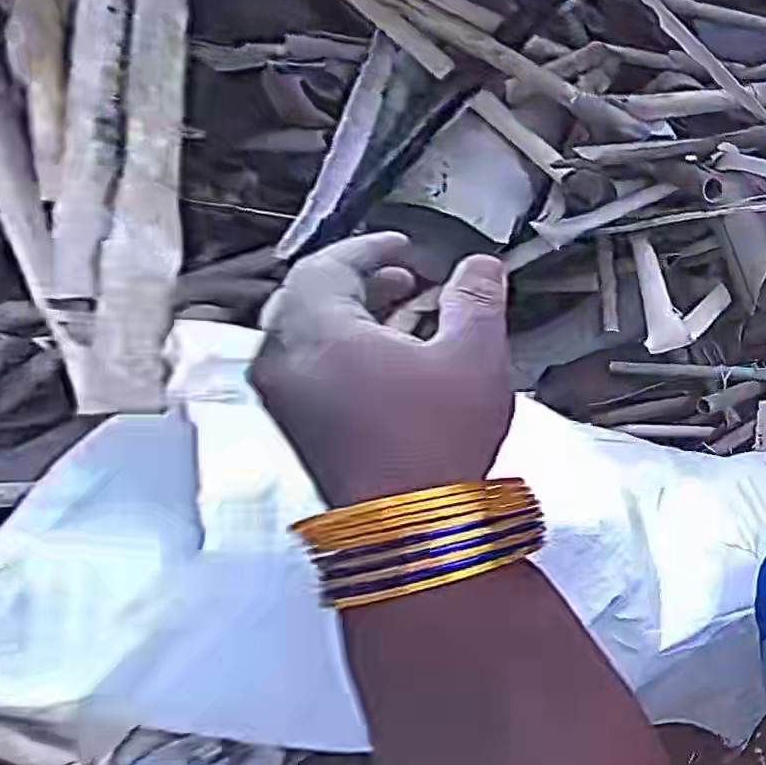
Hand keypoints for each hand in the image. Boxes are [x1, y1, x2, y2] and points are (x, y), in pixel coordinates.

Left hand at [250, 233, 513, 507]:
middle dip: (363, 282)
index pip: (328, 266)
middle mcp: (285, 361)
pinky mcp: (304, 427)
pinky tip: (395, 361)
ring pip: (313, 336)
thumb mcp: (474, 356)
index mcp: (317, 332)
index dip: (370, 248)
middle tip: (405, 276)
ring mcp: (289, 398)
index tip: (401, 244)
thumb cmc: (437, 439)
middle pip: (312, 299)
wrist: (413, 520)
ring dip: (359, 316)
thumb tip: (480, 266)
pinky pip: (316, 369)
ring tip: (407, 315)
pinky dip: (351, 350)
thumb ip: (476, 301)